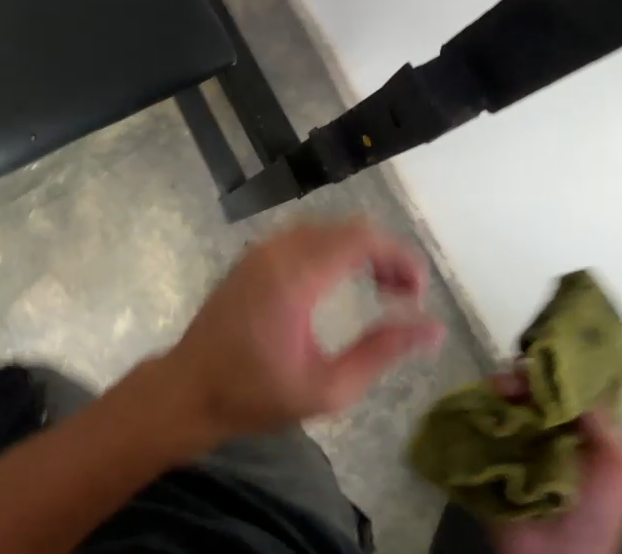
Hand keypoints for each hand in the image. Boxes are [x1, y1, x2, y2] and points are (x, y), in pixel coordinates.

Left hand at [155, 218, 446, 446]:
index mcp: (296, 277)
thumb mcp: (329, 388)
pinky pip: (302, 235)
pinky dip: (332, 248)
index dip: (399, 256)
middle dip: (385, 253)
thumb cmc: (257, 395)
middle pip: (346, 227)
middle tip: (405, 296)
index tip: (419, 293)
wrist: (189, 389)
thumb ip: (383, 352)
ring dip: (358, 249)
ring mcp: (260, 250)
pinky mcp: (252, 256)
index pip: (361, 238)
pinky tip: (342, 282)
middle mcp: (277, 251)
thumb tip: (433, 328)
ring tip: (381, 289)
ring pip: (325, 227)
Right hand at [488, 375, 621, 553]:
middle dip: (521, 377)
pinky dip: (476, 407)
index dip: (552, 369)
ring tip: (500, 389)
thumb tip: (569, 381)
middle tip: (516, 374)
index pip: (560, 388)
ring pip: (500, 400)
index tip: (543, 353)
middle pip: (526, 389)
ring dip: (499, 389)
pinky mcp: (485, 452)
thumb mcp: (620, 470)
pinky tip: (482, 404)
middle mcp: (542, 430)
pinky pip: (476, 421)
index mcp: (574, 431)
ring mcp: (511, 440)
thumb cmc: (596, 517)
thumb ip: (606, 425)